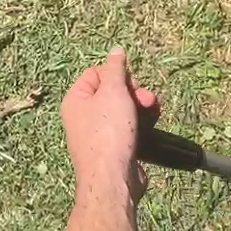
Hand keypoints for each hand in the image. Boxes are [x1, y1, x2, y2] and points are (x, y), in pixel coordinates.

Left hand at [62, 47, 159, 203]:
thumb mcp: (113, 91)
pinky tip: (153, 124)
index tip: (129, 81)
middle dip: (133, 92)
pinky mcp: (114, 150)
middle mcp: (83, 117)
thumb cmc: (108, 132)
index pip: (96, 73)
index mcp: (76, 100)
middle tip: (146, 98)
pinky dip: (141, 124)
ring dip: (141, 106)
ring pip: (123, 110)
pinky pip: (128, 128)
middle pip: (112, 91)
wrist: (113, 180)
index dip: (116, 74)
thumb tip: (116, 50)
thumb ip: (115, 68)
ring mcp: (98, 135)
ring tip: (154, 110)